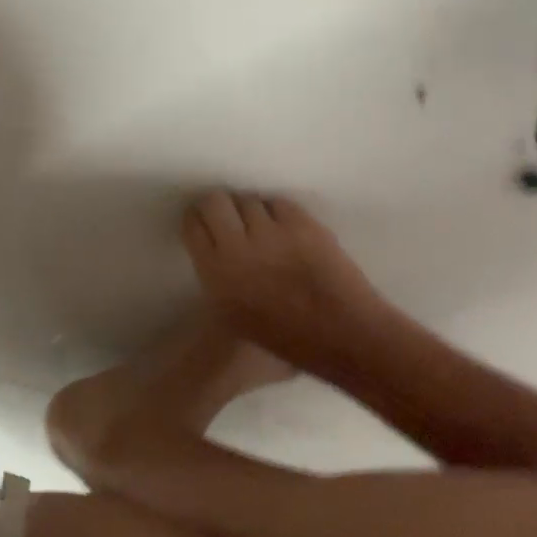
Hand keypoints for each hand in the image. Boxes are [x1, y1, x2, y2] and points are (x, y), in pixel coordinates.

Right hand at [180, 190, 393, 362]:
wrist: (343, 335)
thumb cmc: (284, 336)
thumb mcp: (229, 312)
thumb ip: (214, 274)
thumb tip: (212, 246)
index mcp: (215, 272)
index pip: (193, 224)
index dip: (198, 219)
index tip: (205, 224)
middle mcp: (238, 246)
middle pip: (214, 201)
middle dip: (218, 206)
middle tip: (228, 216)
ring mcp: (273, 232)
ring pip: (248, 200)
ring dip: (250, 210)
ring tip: (261, 224)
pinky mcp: (303, 225)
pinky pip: (279, 204)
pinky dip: (277, 212)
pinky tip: (284, 227)